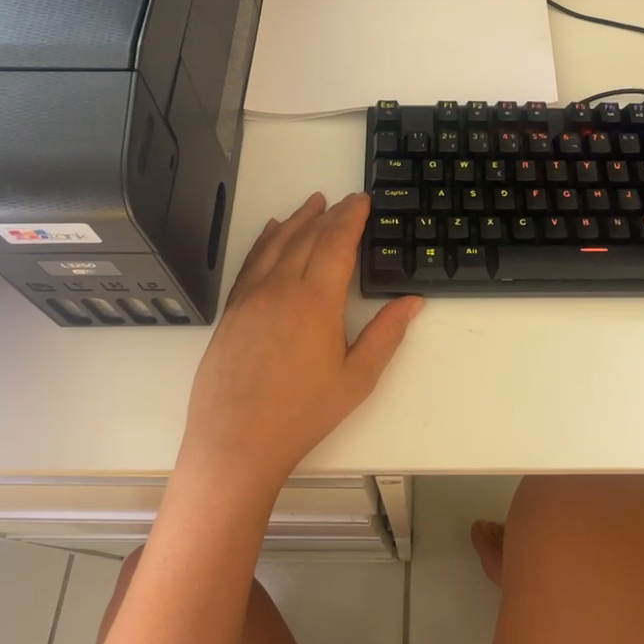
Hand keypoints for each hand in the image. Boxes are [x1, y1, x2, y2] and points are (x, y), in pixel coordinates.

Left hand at [179, 191, 422, 489]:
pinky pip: (251, 262)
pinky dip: (265, 241)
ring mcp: (251, 298)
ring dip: (298, 219)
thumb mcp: (356, 379)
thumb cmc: (301, 414)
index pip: (336, 242)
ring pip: (276, 244)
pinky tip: (272, 232)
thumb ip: (386, 334)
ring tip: (314, 203)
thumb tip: (412, 302)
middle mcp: (280, 289)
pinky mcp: (232, 311)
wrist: (235, 443)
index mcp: (316, 301)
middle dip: (330, 214)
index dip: (352, 217)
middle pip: (308, 237)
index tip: (363, 200)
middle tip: (347, 200)